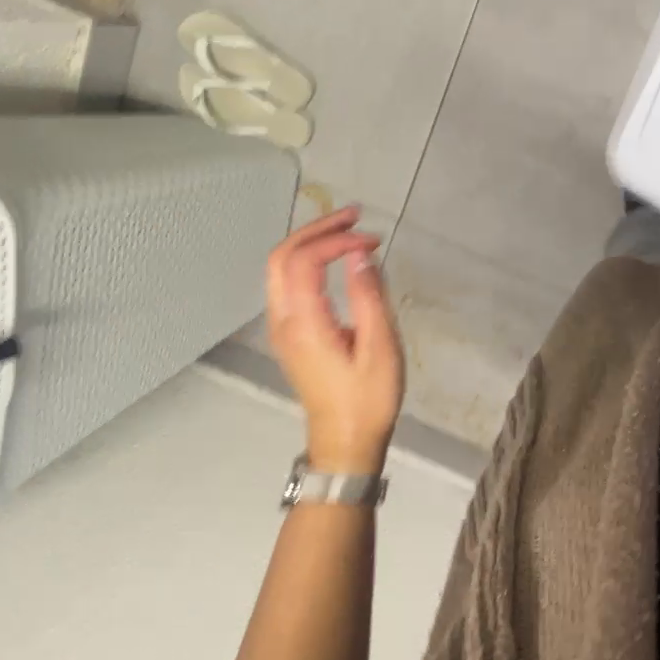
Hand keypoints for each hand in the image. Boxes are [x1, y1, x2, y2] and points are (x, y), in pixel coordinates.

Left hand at [265, 207, 404, 474]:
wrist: (345, 443)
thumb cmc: (368, 398)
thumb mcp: (380, 347)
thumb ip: (369, 297)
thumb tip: (361, 255)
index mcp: (304, 322)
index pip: (304, 261)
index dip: (337, 240)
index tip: (373, 240)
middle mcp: (283, 320)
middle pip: (281, 257)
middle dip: (316, 229)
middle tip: (355, 216)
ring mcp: (282, 328)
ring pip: (280, 269)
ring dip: (310, 243)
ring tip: (348, 230)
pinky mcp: (291, 334)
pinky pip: (287, 283)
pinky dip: (308, 261)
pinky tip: (336, 259)